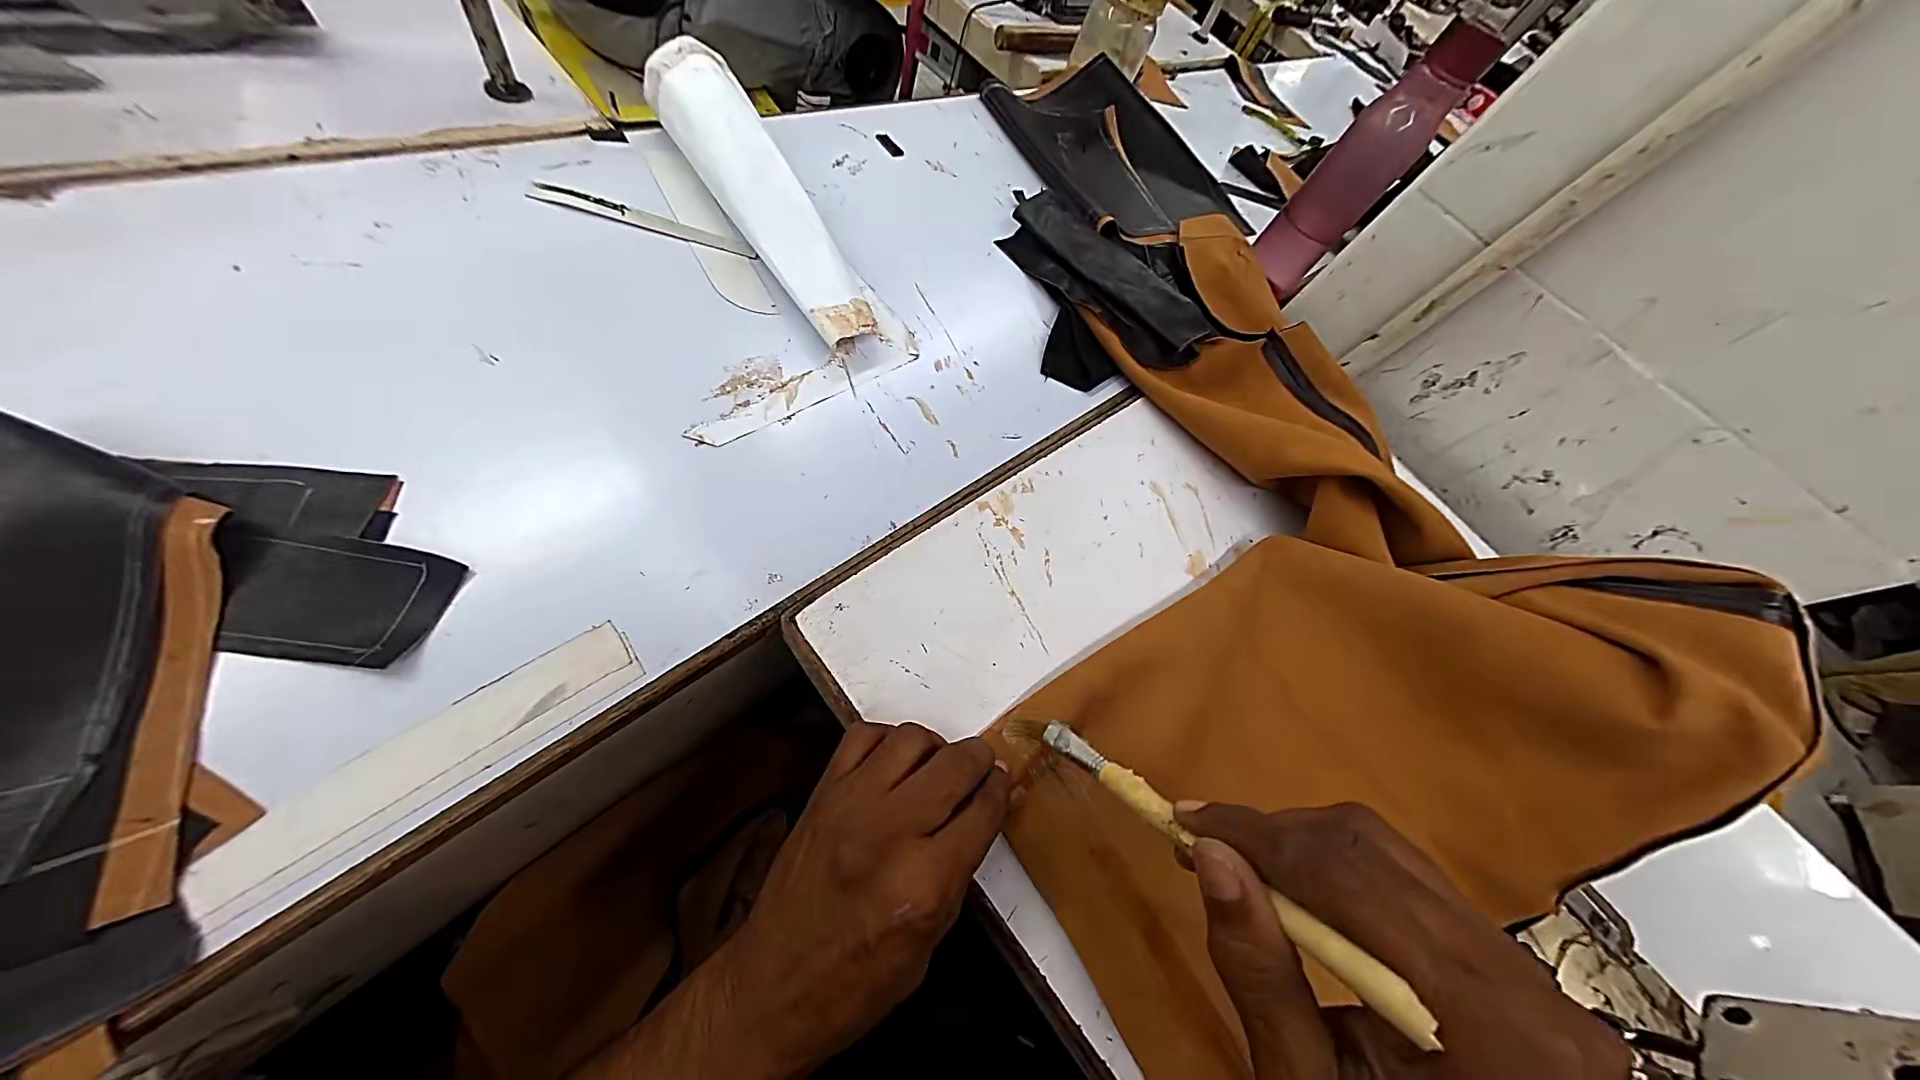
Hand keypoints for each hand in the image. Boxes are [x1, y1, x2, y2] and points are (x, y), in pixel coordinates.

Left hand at [577, 722, 1012, 1079]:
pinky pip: (862, 736)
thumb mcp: (931, 939)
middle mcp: (890, 831)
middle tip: (981, 767)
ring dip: (935, 746)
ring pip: (911, 738)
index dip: (1001, 790)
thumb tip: (986, 813)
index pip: (982, 809)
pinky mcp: (823, 793)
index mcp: (924, 880)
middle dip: (979, 761)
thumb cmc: (857, 980)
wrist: (774, 984)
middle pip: (955, 764)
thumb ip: (961, 868)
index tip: (1004, 782)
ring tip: (937, 765)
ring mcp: (851, 805)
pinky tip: (894, 760)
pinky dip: (887, 739)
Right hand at [1178, 801, 1632, 1079]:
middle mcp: (1521, 982)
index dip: (1257, 836)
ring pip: (1386, 851)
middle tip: (1204, 844)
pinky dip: (1335, 869)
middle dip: (1272, 836)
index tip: (1188, 818)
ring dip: (1299, 846)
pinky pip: (1405, 877)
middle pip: (1367, 849)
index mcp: (1484, 1025)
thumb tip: (1212, 859)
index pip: (1347, 878)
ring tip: (1242, 867)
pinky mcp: (1503, 960)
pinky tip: (1296, 891)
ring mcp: (1521, 969)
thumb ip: (1259, 972)